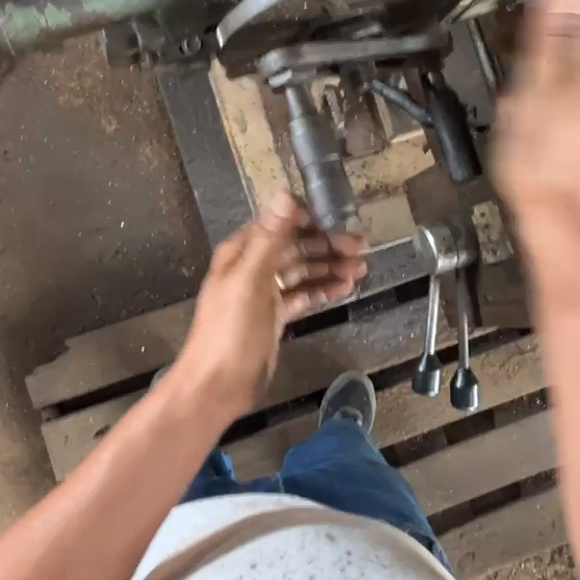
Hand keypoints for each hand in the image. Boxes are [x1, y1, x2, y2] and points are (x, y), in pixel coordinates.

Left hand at [165, 195, 366, 415]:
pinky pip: (303, 296)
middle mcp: (252, 268)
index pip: (278, 224)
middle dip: (327, 245)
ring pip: (302, 272)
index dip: (307, 219)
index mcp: (240, 253)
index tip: (338, 219)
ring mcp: (263, 294)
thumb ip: (268, 238)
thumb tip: (285, 194)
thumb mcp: (250, 281)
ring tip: (362, 267)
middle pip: (295, 247)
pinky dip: (323, 290)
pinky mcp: (274, 317)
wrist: (218, 385)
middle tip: (362, 247)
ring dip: (330, 267)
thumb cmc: (230, 332)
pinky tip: (345, 288)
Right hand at [493, 0, 579, 228]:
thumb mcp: (540, 94)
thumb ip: (551, 42)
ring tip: (519, 21)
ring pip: (569, 52)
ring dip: (547, 30)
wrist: (559, 219)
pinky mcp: (567, 125)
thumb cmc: (545, 162)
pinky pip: (558, 79)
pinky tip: (524, 71)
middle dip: (559, 0)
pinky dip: (540, 62)